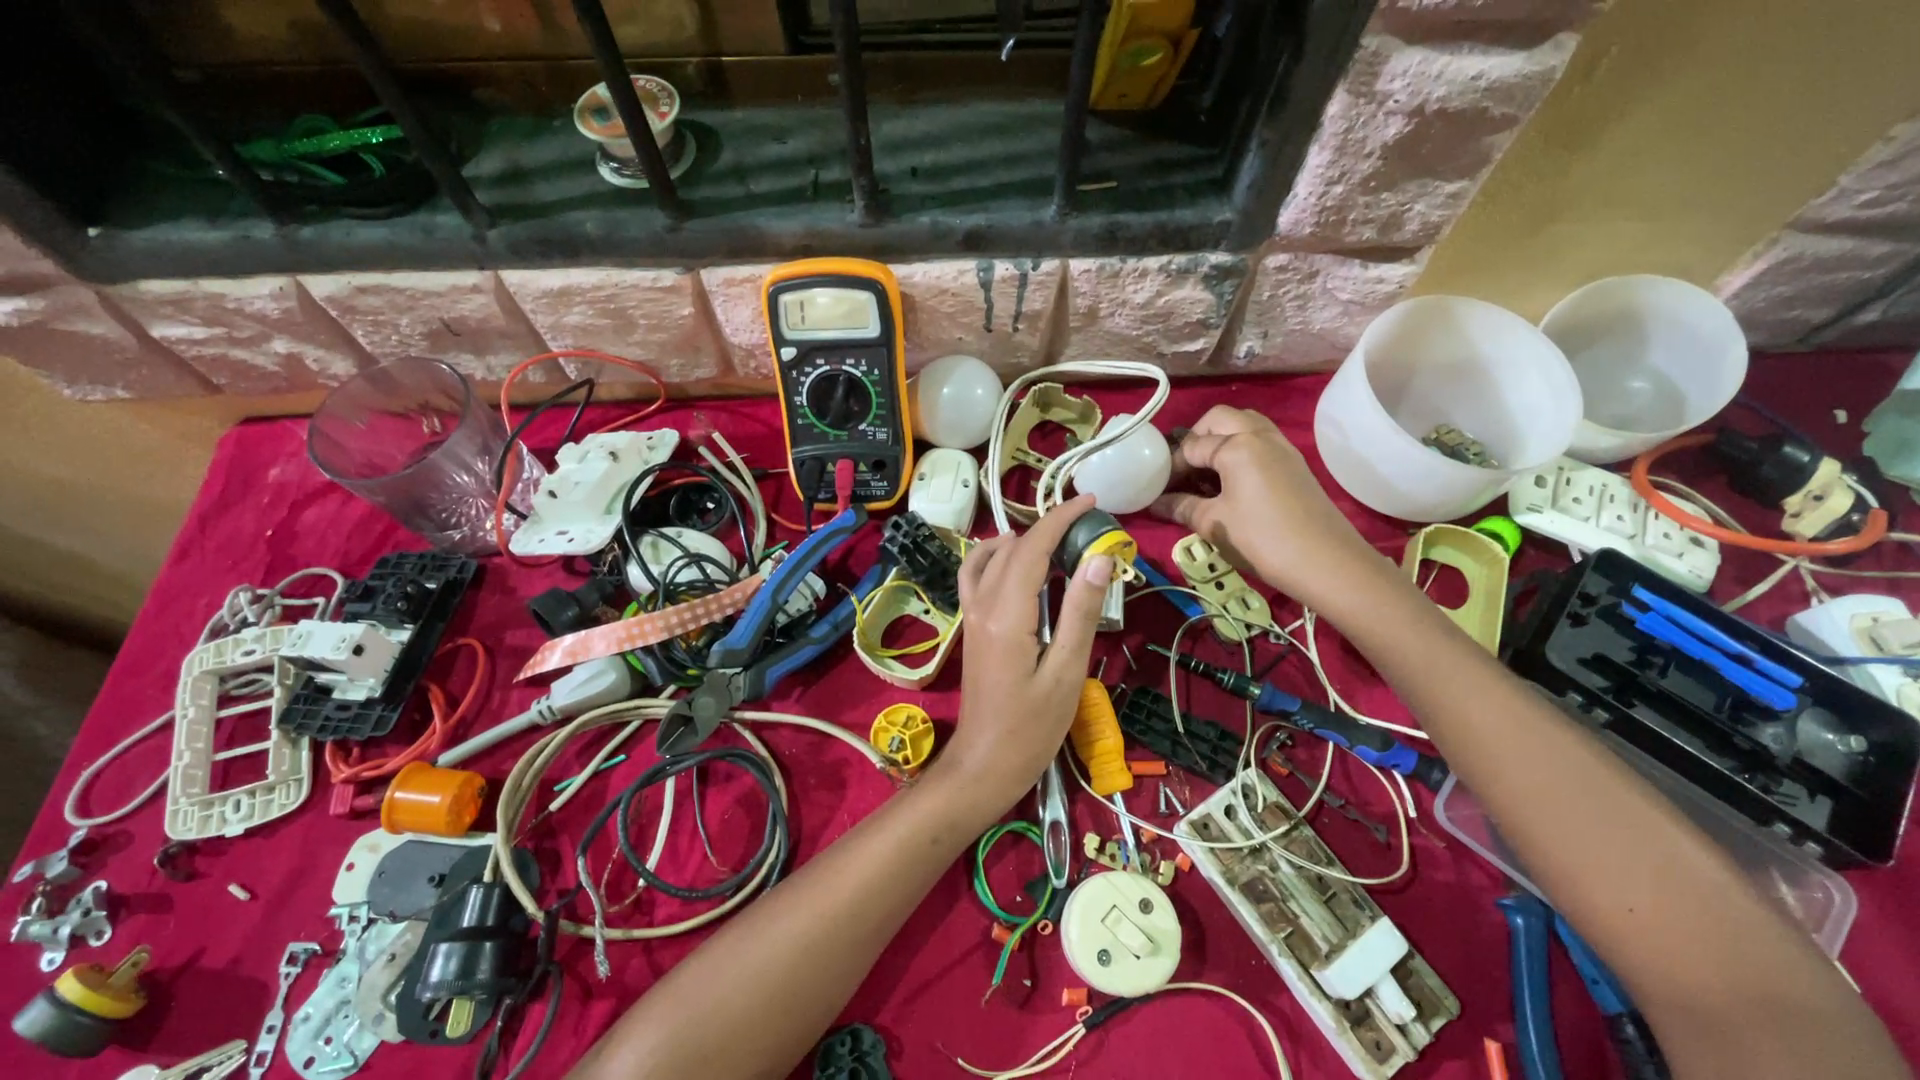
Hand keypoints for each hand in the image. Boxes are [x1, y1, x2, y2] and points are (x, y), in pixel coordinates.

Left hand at [940, 496, 1112, 807]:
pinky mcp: (971, 627)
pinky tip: (1017, 564)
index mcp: (1006, 613)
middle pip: (1011, 548)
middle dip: (1047, 527)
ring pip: (989, 558)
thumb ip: (1079, 611)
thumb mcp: (1067, 671)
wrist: (985, 764)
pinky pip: (976, 577)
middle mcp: (982, 605)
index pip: (1032, 548)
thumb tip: (1098, 558)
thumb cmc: (1032, 727)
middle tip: (1087, 525)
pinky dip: (995, 558)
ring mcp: (971, 615)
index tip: (1091, 501)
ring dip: (1020, 540)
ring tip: (1058, 540)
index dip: (1061, 519)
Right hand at [1149, 405, 1384, 606]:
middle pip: (1219, 419)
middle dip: (1196, 438)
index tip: (1160, 489)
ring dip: (1221, 439)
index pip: (1191, 445)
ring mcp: (1281, 446)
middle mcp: (1260, 434)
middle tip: (1184, 471)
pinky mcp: (1294, 462)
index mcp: (1237, 444)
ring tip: (1207, 473)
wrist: (1325, 562)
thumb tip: (1156, 503)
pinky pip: (1260, 440)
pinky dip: (1241, 449)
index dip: (1171, 468)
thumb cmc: (1261, 540)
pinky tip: (1232, 481)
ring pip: (1244, 425)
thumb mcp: (1214, 524)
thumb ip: (1182, 507)